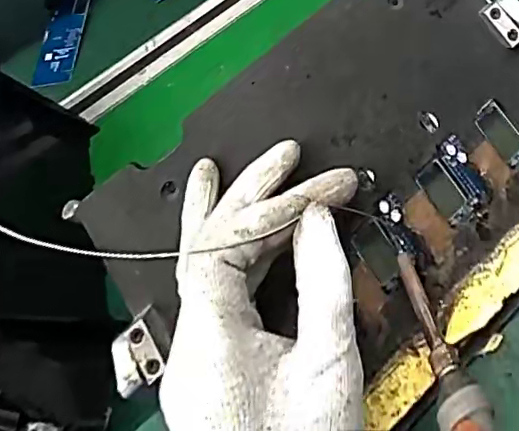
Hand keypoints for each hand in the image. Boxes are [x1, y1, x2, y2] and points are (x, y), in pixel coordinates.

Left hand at [160, 140, 361, 430]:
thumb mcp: (328, 364)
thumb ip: (323, 280)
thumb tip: (317, 217)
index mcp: (210, 340)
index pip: (229, 241)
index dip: (277, 203)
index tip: (327, 184)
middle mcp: (191, 343)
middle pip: (208, 244)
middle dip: (249, 191)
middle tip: (286, 154)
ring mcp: (197, 354)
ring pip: (206, 263)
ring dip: (232, 213)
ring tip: (228, 170)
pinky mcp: (212, 364)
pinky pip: (217, 289)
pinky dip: (231, 249)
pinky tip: (234, 230)